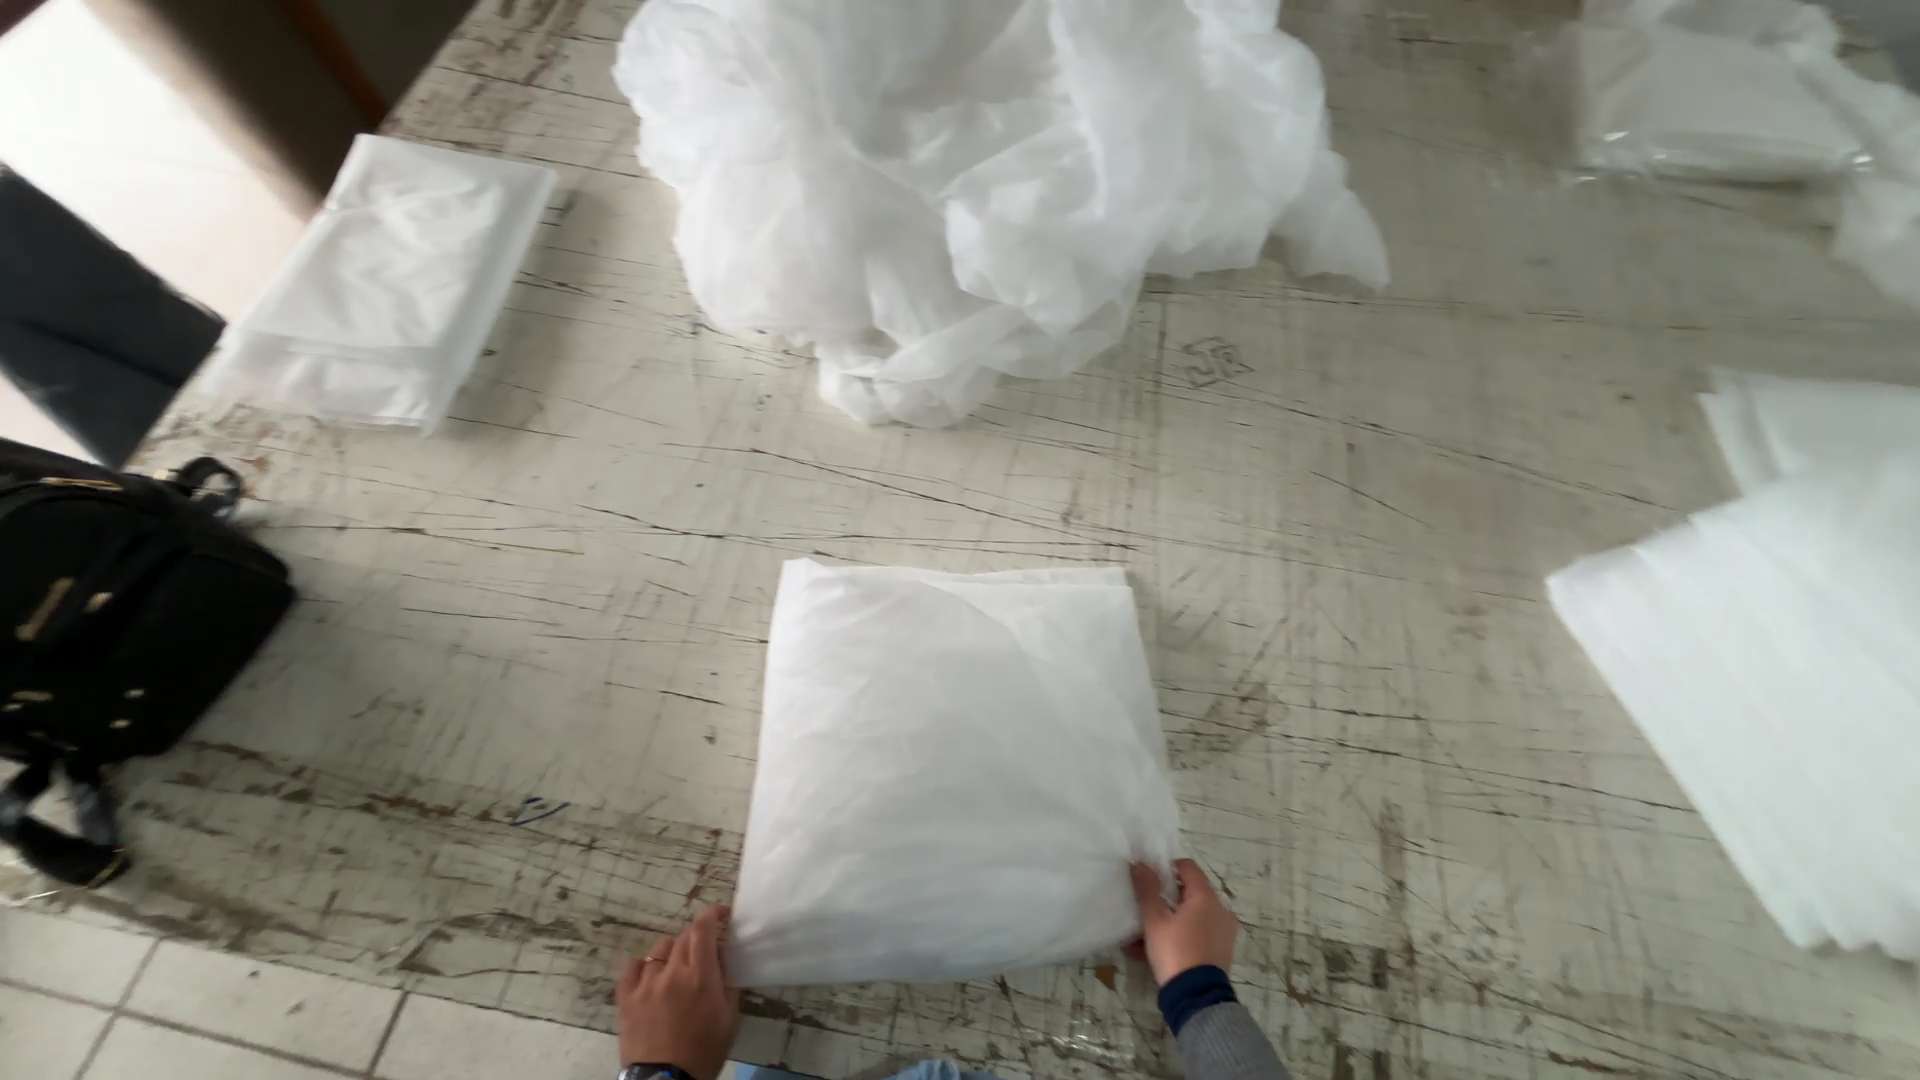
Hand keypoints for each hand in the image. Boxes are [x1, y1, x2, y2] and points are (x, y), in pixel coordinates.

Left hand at [617, 904, 741, 1079]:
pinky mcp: (626, 999)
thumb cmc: (704, 1051)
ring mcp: (646, 985)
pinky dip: (643, 965)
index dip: (712, 913)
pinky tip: (650, 974)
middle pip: (683, 935)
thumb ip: (728, 981)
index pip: (703, 928)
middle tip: (703, 949)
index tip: (721, 913)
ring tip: (677, 966)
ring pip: (659, 948)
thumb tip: (722, 957)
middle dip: (697, 935)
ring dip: (672, 951)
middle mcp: (672, 972)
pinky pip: (631, 968)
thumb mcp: (730, 1017)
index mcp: (700, 976)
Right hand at [1130, 859, 1238, 985]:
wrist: (1197, 999)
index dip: (1167, 867)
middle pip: (1189, 892)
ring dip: (1167, 920)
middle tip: (1144, 905)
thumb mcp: (1154, 920)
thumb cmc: (1175, 951)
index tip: (1149, 877)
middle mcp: (1220, 911)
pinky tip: (1151, 950)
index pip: (1188, 867)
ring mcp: (1222, 933)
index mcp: (1206, 898)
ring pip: (1190, 916)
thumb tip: (1140, 864)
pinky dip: (1177, 936)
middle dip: (1164, 897)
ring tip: (1141, 934)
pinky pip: (1196, 934)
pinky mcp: (1220, 951)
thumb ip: (1147, 889)